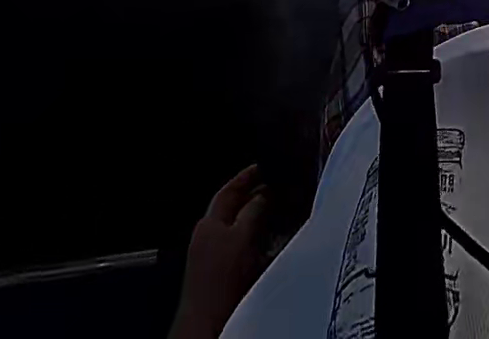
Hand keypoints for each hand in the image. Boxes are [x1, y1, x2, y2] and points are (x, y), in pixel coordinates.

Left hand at [168, 165, 274, 338]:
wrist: (208, 326)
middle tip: (277, 189)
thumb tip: (265, 194)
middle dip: (256, 199)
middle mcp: (209, 237)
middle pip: (236, 210)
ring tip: (280, 216)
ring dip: (261, 222)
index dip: (246, 177)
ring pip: (242, 231)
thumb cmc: (219, 282)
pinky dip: (260, 246)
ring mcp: (215, 258)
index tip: (262, 166)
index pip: (229, 191)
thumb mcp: (241, 237)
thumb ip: (253, 211)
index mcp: (209, 223)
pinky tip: (273, 249)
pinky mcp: (224, 277)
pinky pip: (245, 252)